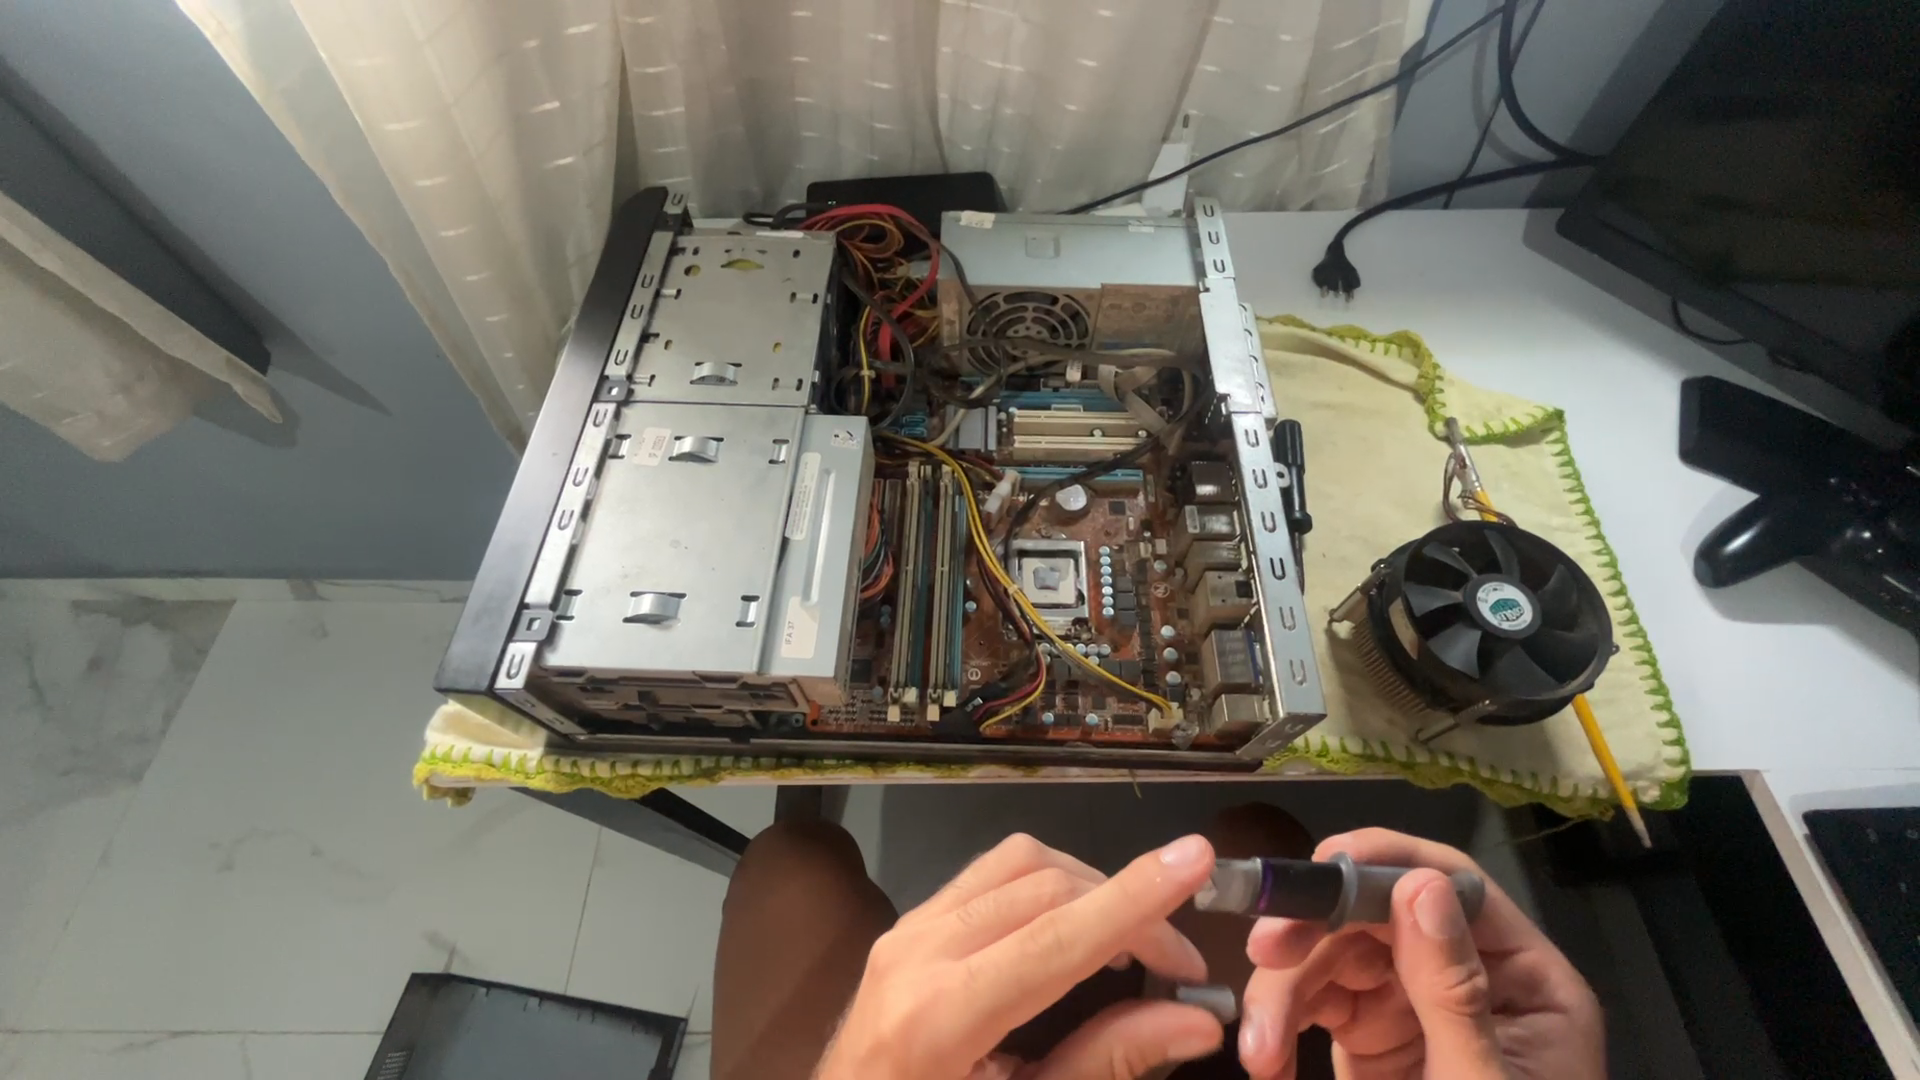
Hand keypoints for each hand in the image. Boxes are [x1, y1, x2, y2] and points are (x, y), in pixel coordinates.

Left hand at [815, 832, 1226, 1079]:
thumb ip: (1105, 1064)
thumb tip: (1195, 1021)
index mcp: (940, 1016)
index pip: (1056, 936)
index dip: (1134, 899)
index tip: (1196, 857)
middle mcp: (919, 950)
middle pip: (1043, 888)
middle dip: (1125, 907)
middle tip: (1181, 963)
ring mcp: (908, 927)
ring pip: (1017, 862)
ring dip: (1086, 884)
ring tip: (1131, 937)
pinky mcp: (909, 921)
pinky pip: (988, 872)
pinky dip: (1045, 881)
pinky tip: (1072, 920)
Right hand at [1237, 829, 1602, 1079]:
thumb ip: (1453, 991)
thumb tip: (1419, 882)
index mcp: (1524, 979)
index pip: (1454, 885)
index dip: (1383, 861)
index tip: (1318, 868)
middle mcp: (1463, 973)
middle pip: (1373, 912)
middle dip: (1312, 933)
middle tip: (1262, 954)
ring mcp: (1409, 999)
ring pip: (1329, 951)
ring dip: (1283, 991)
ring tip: (1260, 1052)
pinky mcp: (1365, 1028)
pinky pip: (1312, 995)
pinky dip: (1280, 1018)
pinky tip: (1265, 1058)